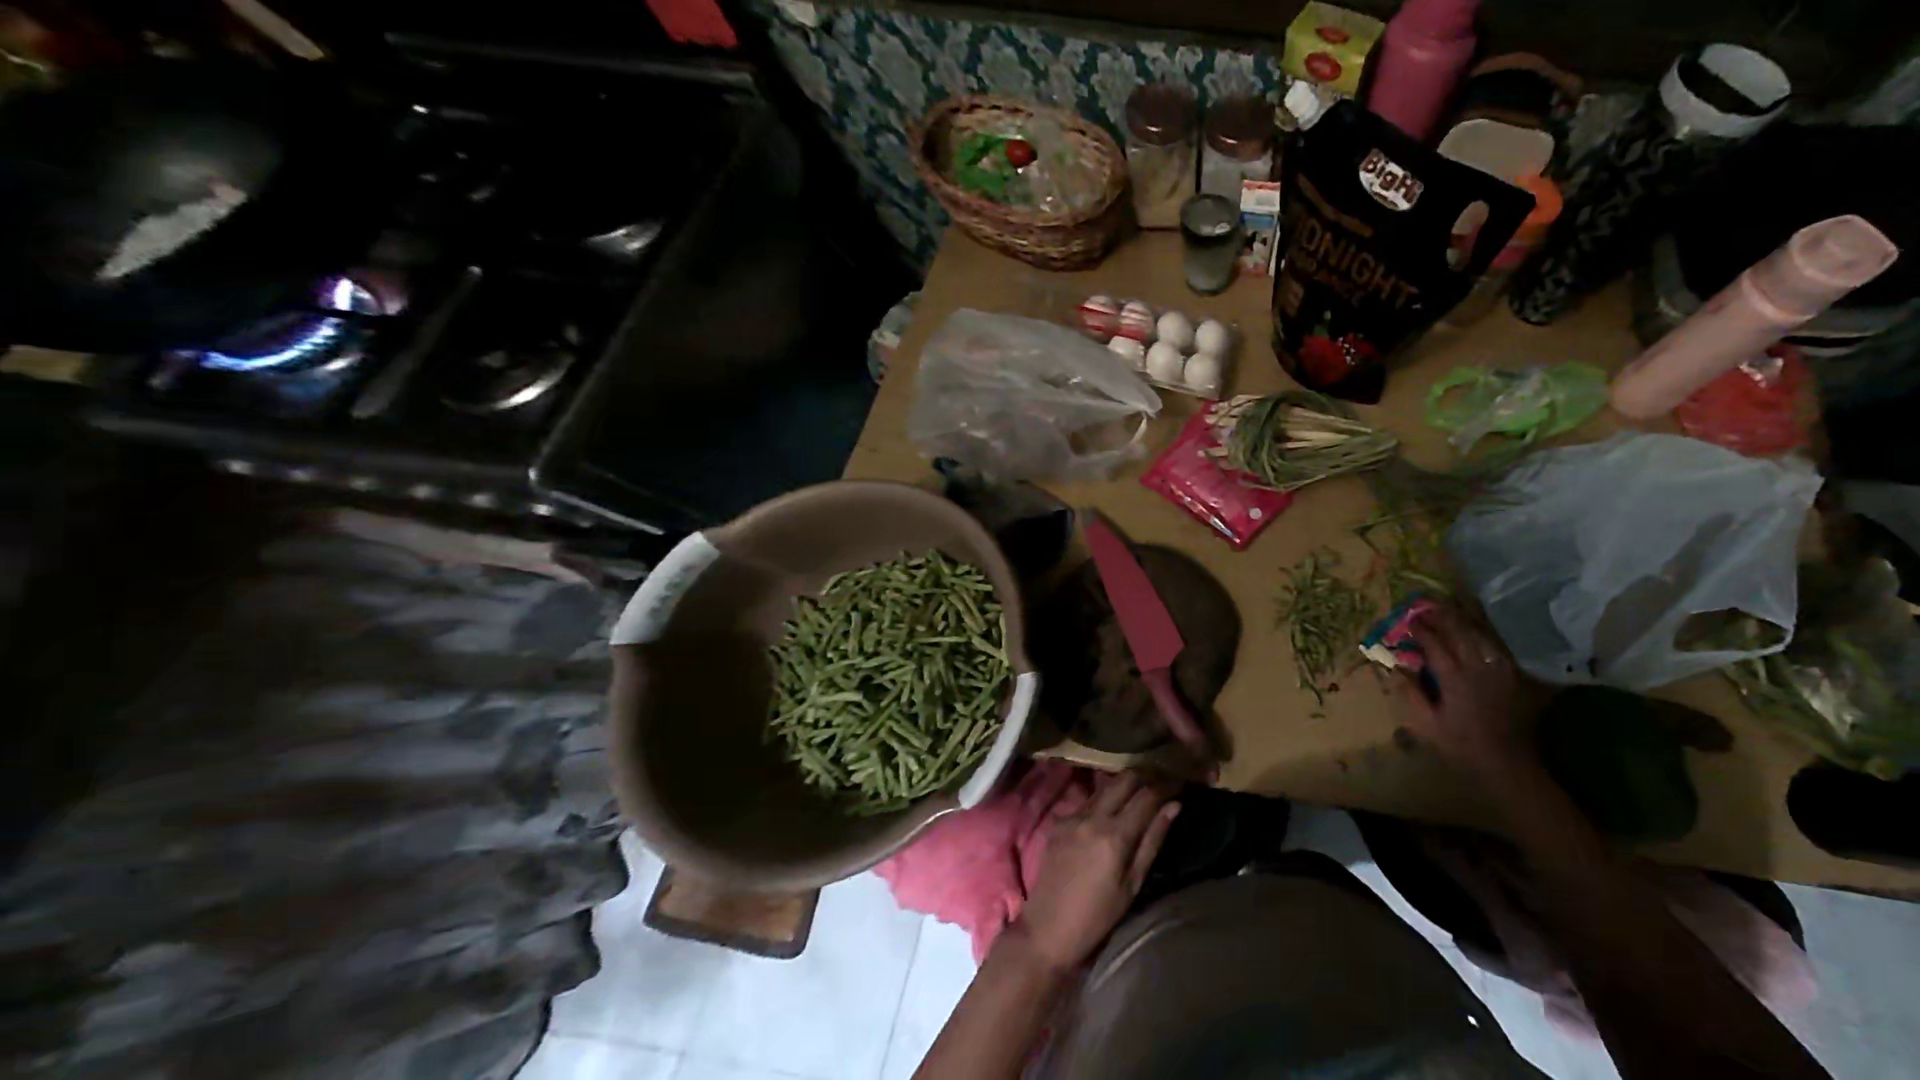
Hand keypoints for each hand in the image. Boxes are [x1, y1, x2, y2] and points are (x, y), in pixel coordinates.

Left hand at [1014, 771, 1179, 972]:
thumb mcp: (1133, 884)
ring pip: (1104, 786)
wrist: (1047, 928)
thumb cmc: (1098, 917)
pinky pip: (1087, 801)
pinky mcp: (1059, 822)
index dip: (1167, 785)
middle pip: (1124, 779)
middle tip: (1164, 778)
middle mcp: (1091, 817)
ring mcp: (1072, 816)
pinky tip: (1115, 806)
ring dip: (1126, 783)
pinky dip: (1105, 797)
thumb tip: (1174, 806)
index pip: (1146, 796)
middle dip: (1146, 774)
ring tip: (1144, 788)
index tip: (1182, 781)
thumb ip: (1152, 841)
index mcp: (1113, 835)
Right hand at [1398, 605, 1530, 779]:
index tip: (1407, 620)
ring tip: (1447, 606)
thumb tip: (1397, 667)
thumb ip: (1411, 693)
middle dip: (1441, 615)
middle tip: (1425, 604)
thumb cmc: (1460, 745)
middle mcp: (1479, 669)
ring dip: (1462, 617)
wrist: (1507, 762)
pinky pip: (1496, 644)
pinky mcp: (1513, 674)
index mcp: (1455, 680)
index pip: (1435, 645)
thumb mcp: (1426, 724)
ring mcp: (1500, 670)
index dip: (1421, 630)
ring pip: (1481, 634)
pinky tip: (1473, 624)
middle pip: (1460, 632)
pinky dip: (1483, 630)